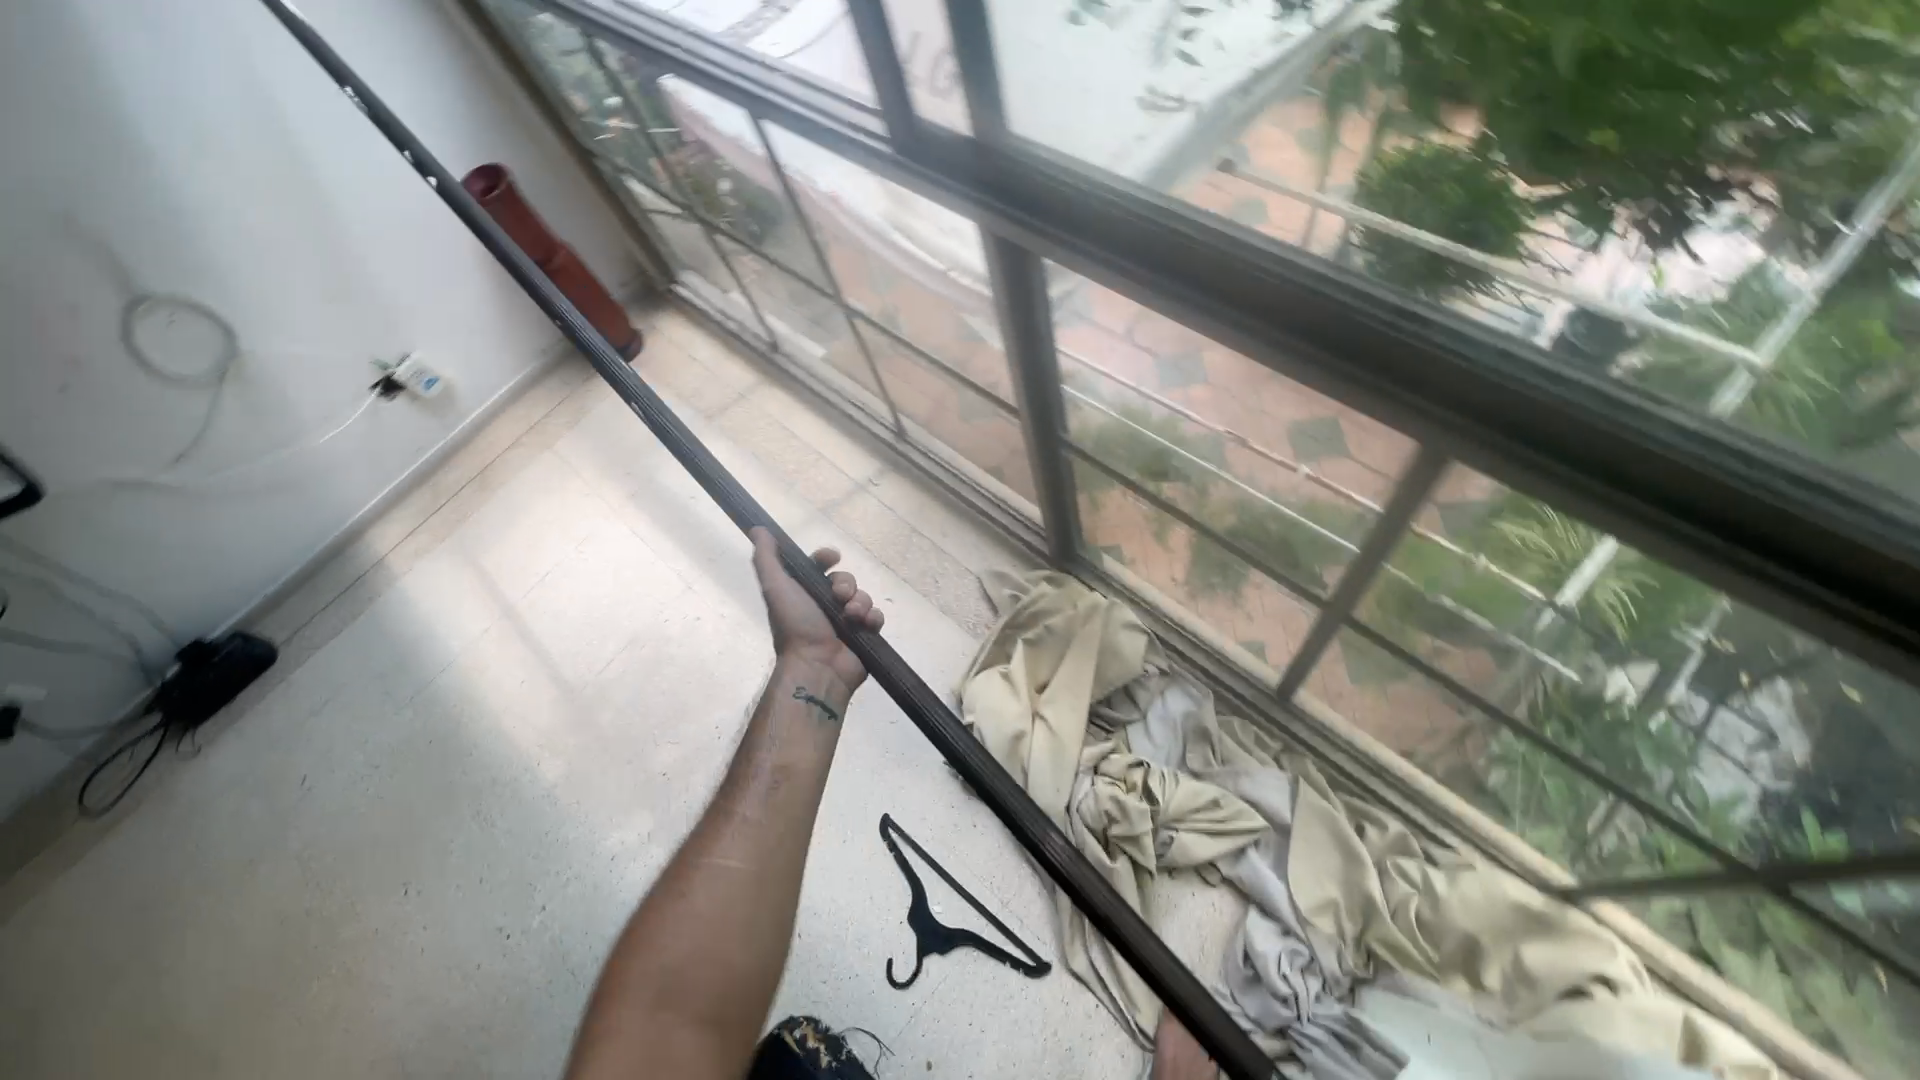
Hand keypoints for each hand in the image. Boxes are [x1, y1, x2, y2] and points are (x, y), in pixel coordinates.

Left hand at [749, 527, 883, 692]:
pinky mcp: (864, 637)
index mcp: (804, 593)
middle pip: (845, 580)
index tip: (832, 557)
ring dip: (860, 603)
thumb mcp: (776, 588)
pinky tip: (865, 626)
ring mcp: (846, 622)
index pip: (820, 566)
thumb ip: (767, 558)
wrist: (816, 667)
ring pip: (863, 597)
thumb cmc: (795, 626)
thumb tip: (758, 529)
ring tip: (852, 618)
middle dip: (846, 584)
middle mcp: (825, 606)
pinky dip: (873, 619)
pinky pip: (877, 617)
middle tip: (839, 598)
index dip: (827, 558)